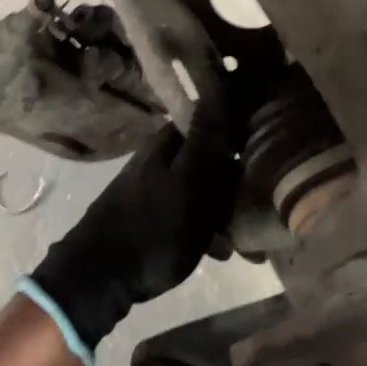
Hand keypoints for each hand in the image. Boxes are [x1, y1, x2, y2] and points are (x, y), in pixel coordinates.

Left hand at [26, 93, 242, 355]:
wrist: (99, 276)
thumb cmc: (150, 230)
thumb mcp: (188, 187)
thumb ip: (205, 143)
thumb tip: (218, 89)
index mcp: (166, 143)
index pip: (211, 122)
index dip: (240, 137)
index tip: (267, 161)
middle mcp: (159, 156)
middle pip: (209, 158)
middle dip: (236, 186)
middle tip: (259, 215)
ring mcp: (153, 184)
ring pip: (201, 188)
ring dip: (225, 213)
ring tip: (243, 247)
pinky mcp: (151, 212)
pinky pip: (189, 211)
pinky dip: (207, 228)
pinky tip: (219, 253)